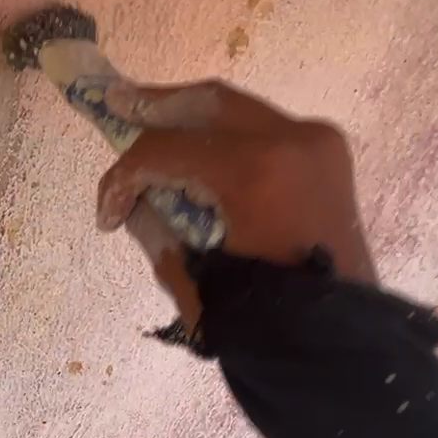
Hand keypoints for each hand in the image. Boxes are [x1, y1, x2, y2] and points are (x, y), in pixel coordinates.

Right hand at [96, 80, 375, 333]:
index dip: (122, 176)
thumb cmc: (256, 315)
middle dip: (155, 107)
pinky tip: (193, 151)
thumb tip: (134, 200)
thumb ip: (153, 227)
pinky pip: (259, 130)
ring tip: (147, 121)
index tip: (105, 215)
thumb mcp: (186, 275)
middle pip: (206, 104)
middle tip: (115, 106)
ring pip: (234, 111)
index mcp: (254, 170)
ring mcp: (314, 141)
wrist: (331, 333)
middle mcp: (291, 138)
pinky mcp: (323, 154)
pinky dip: (219, 136)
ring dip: (188, 119)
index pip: (165, 149)